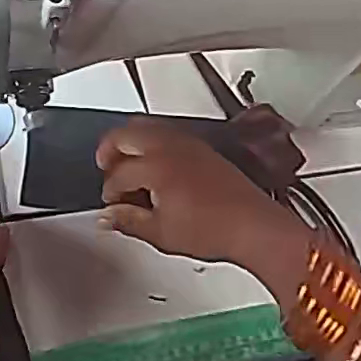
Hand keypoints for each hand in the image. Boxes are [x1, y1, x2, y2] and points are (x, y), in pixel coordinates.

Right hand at [94, 118, 313, 297]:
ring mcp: (186, 143)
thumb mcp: (161, 233)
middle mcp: (168, 146)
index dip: (109, 190)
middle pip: (125, 135)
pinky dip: (150, 142)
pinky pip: (165, 132)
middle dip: (110, 151)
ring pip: (145, 127)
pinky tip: (155, 164)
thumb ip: (128, 221)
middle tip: (106, 168)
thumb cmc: (215, 229)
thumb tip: (108, 217)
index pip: (119, 173)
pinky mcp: (200, 146)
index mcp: (155, 166)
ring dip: (130, 142)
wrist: (254, 226)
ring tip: (127, 163)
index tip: (111, 203)